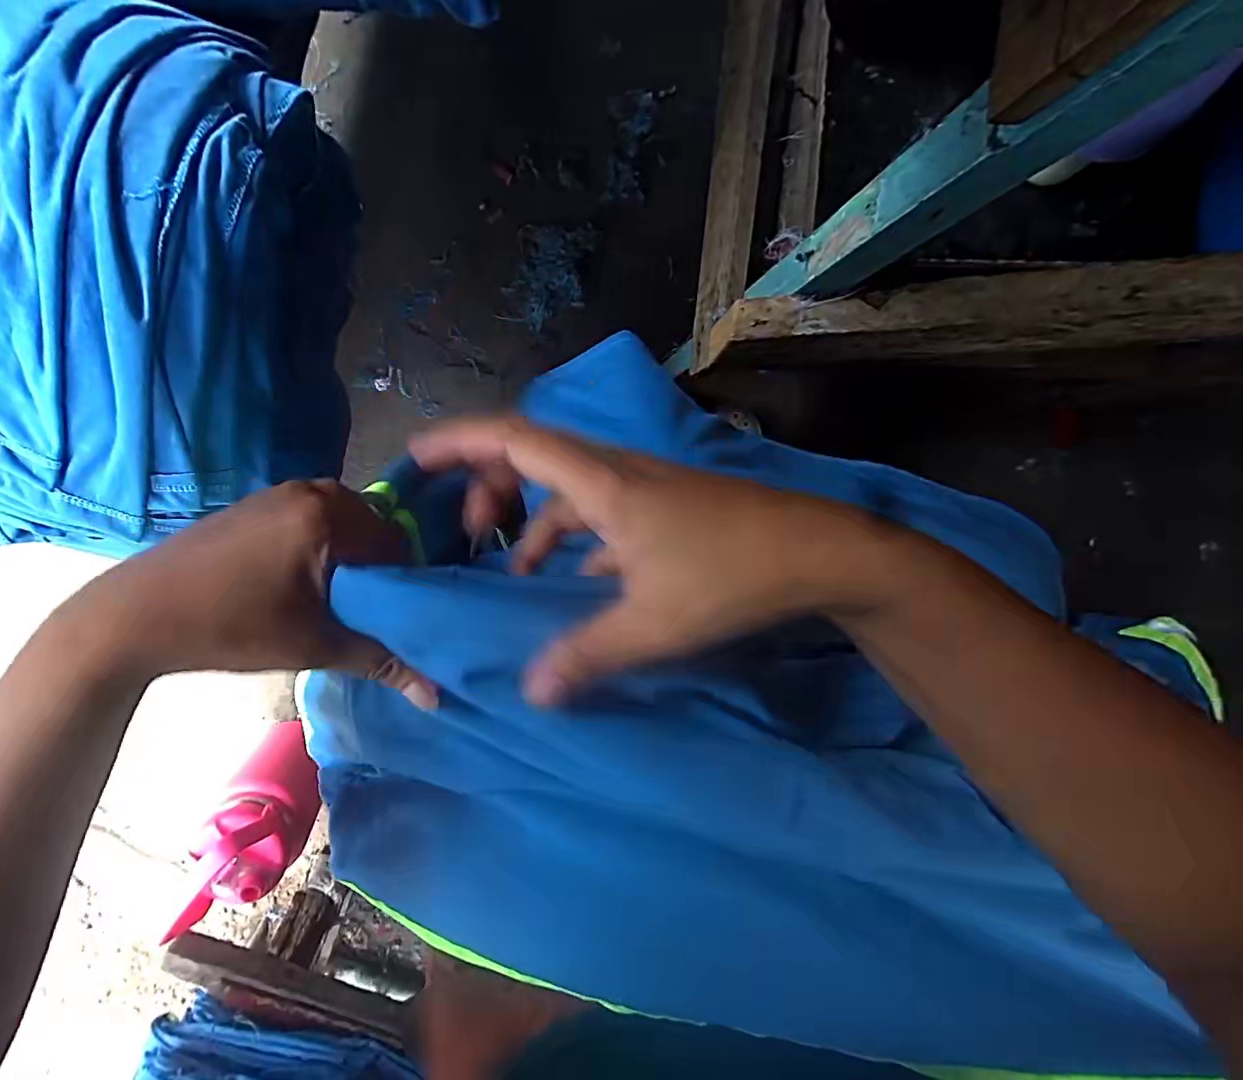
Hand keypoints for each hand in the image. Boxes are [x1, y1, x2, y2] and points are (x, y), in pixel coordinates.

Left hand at [52, 480, 437, 707]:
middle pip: (370, 530)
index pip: (396, 544)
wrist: (135, 612)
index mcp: (329, 512)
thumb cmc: (231, 624)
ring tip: (341, 604)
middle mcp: (309, 489)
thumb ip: (379, 662)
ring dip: (348, 560)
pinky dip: (320, 548)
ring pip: (340, 525)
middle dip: (377, 571)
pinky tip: (305, 585)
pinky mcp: (255, 504)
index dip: (407, 584)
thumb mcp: (312, 644)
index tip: (405, 618)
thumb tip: (435, 698)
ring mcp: (277, 492)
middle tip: (374, 614)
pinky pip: (309, 520)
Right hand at [410, 417, 924, 704]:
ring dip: (533, 523)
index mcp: (602, 484)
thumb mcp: (654, 623)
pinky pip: (598, 514)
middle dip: (490, 487)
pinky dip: (572, 540)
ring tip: (516, 573)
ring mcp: (642, 489)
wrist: (825, 553)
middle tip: (471, 532)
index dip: (460, 441)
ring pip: (566, 491)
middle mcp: (615, 474)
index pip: (514, 441)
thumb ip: (586, 655)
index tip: (418, 456)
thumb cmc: (733, 575)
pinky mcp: (663, 510)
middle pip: (532, 458)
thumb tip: (531, 693)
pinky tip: (577, 582)